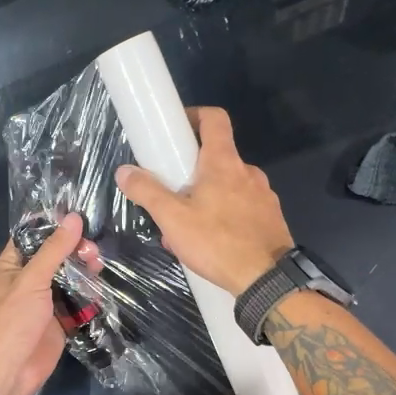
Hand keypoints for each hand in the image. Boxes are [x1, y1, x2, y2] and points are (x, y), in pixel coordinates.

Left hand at [0, 214, 96, 394]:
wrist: (12, 370)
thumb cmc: (13, 321)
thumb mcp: (32, 280)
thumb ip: (54, 250)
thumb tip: (73, 218)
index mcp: (13, 266)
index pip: (32, 235)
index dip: (53, 224)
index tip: (79, 215)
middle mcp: (30, 280)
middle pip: (57, 255)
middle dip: (75, 249)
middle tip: (93, 251)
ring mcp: (46, 300)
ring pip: (70, 277)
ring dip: (85, 270)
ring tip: (98, 266)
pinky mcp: (61, 319)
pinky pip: (79, 301)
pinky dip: (90, 294)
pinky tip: (102, 287)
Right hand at [114, 107, 294, 295]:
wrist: (266, 278)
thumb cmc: (217, 242)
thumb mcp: (173, 218)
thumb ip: (147, 192)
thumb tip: (124, 171)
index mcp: (224, 162)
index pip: (214, 119)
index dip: (194, 115)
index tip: (176, 129)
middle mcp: (248, 172)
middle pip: (217, 157)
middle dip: (192, 171)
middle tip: (171, 193)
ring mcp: (263, 195)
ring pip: (228, 187)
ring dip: (206, 198)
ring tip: (186, 227)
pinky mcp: (270, 219)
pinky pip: (241, 209)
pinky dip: (222, 217)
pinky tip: (209, 243)